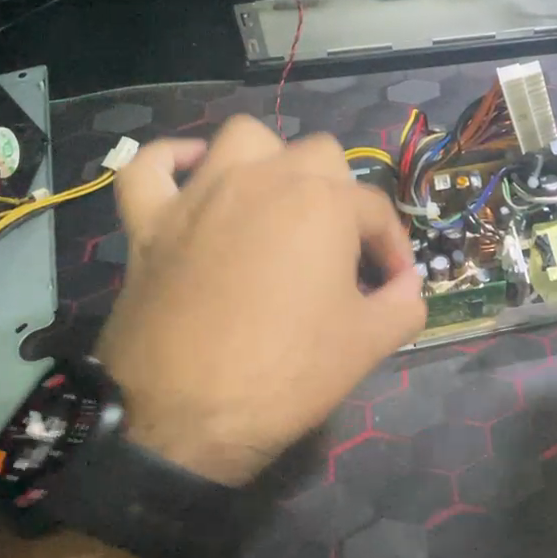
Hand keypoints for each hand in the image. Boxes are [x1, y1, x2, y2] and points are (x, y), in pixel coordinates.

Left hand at [95, 116, 424, 485]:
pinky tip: (193, 178)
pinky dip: (172, 161)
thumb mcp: (369, 343)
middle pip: (319, 155)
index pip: (375, 210)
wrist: (182, 421)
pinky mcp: (150, 220)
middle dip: (339, 195)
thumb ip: (404, 304)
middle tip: (339, 248)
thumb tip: (406, 288)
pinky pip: (151, 166)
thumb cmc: (286, 374)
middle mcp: (264, 178)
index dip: (393, 248)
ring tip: (276, 202)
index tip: (395, 286)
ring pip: (243, 137)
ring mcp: (201, 194)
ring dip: (267, 160)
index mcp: (322, 202)